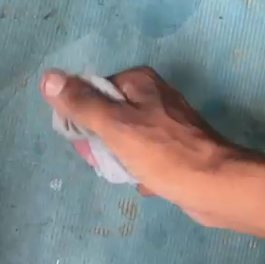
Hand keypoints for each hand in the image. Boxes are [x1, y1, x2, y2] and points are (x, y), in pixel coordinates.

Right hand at [40, 67, 259, 232]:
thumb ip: (82, 103)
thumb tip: (48, 77)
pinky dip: (141, 169)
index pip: (94, 92)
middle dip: (102, 142)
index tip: (86, 144)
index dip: (83, 119)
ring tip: (126, 175)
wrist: (216, 186)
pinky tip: (145, 183)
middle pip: (109, 115)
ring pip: (126, 138)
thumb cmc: (163, 153)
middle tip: (109, 163)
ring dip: (120, 159)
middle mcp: (154, 94)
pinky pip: (146, 155)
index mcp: (139, 81)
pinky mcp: (177, 146)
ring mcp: (168, 120)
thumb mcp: (115, 126)